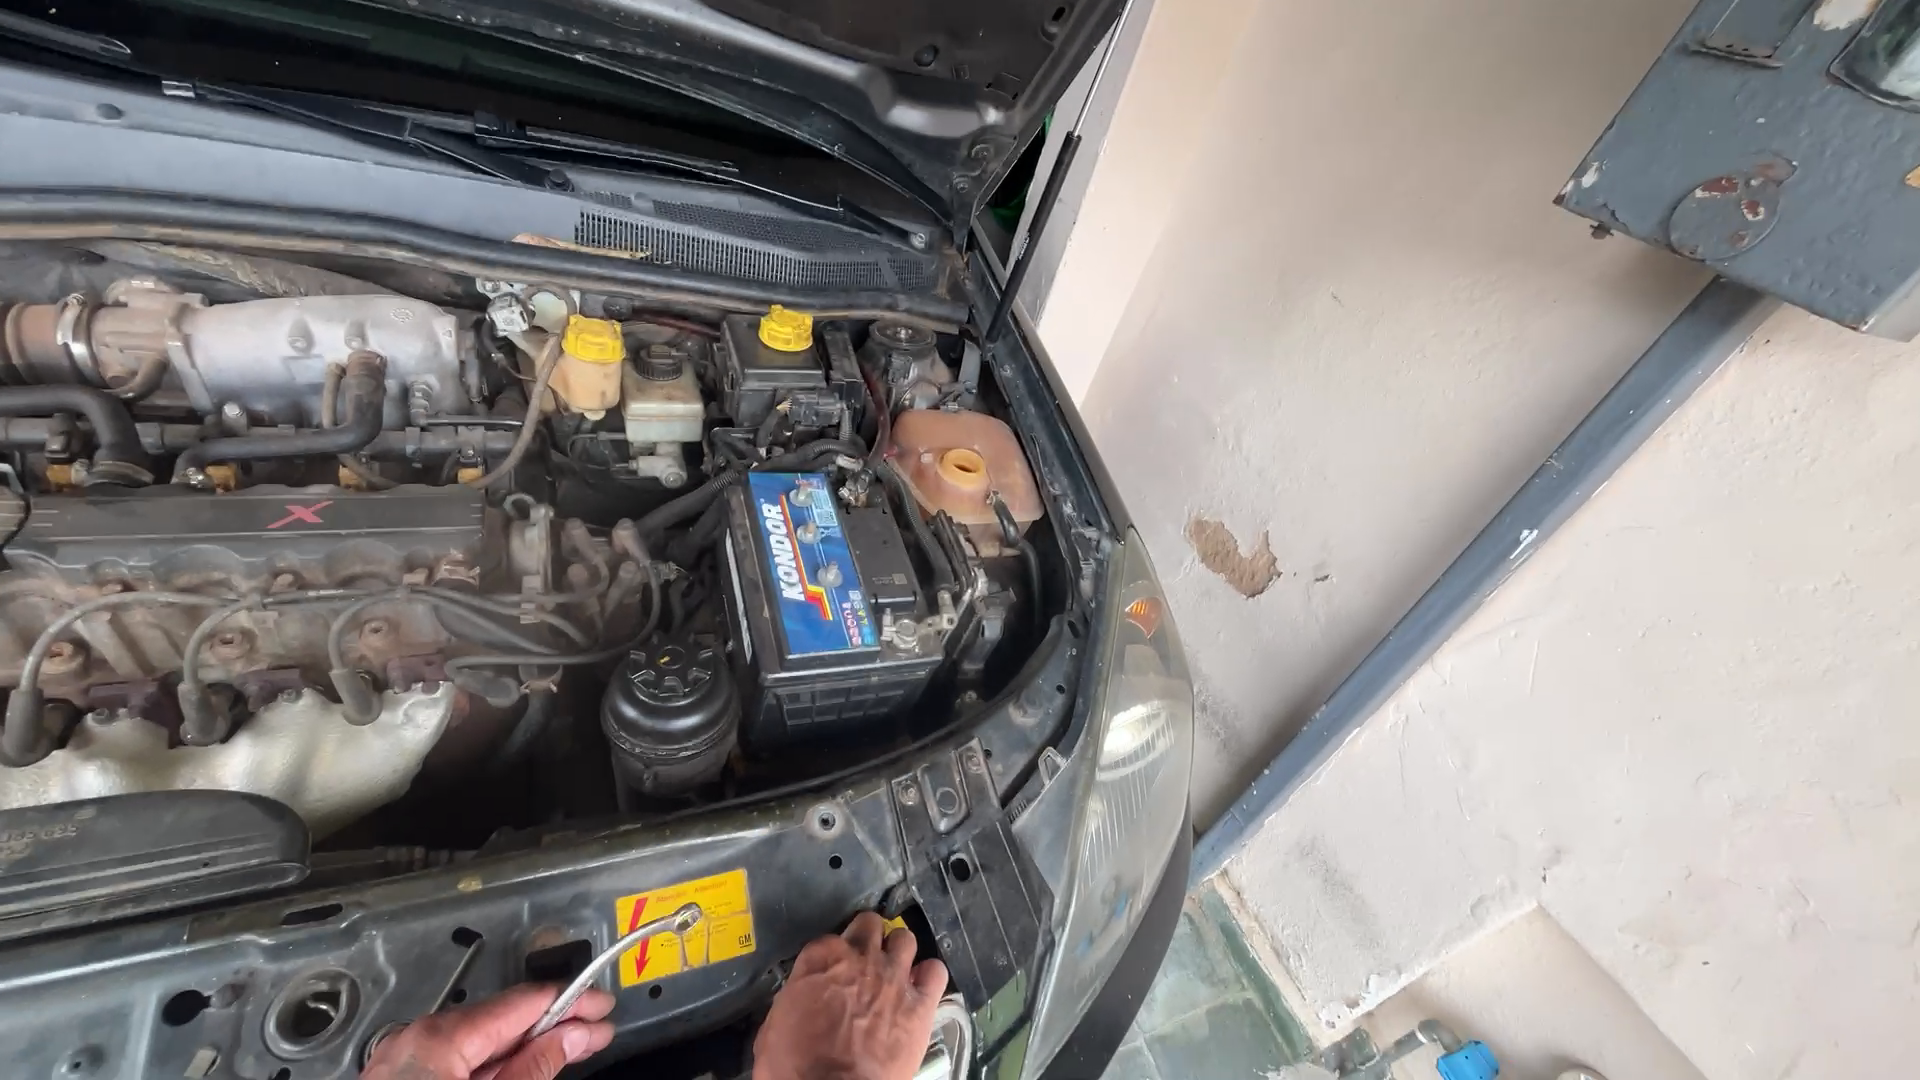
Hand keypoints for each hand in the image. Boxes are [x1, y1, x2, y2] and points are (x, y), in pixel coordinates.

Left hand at [361, 983, 615, 1079]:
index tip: (604, 1008)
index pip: (524, 1002)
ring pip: (483, 1041)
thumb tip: (575, 1034)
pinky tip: (524, 1069)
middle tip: (596, 1033)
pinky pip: (458, 1061)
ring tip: (568, 1051)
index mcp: (440, 1038)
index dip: (572, 1001)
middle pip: (504, 1018)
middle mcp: (417, 1038)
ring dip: (527, 1046)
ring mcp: (402, 1061)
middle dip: (553, 1025)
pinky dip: (495, 1065)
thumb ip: (536, 1069)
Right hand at [753, 912, 949, 1079]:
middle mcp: (862, 957)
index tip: (829, 972)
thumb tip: (801, 995)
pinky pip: (936, 972)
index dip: (829, 956)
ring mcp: (894, 976)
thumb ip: (793, 998)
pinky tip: (922, 987)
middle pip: (870, 923)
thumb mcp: (774, 1028)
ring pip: (905, 939)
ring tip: (895, 971)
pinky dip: (929, 976)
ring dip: (899, 952)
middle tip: (864, 959)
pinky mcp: (920, 1003)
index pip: (828, 939)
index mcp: (823, 959)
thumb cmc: (793, 1068)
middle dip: (868, 937)